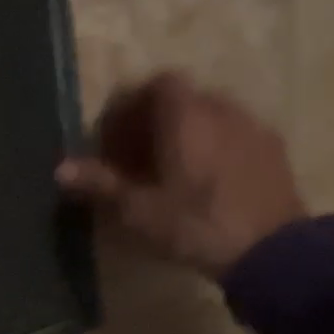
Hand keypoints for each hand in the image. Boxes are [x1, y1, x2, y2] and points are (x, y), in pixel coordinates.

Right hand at [56, 72, 306, 278]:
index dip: (131, 103)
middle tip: (131, 158)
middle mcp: (223, 111)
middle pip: (184, 99)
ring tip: (166, 172)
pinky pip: (233, 135)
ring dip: (184, 134)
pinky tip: (201, 183)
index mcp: (187, 118)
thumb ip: (100, 183)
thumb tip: (60, 168)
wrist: (271, 250)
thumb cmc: (194, 225)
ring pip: (210, 116)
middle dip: (154, 121)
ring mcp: (253, 128)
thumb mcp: (136, 210)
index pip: (159, 83)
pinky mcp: (273, 151)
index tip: (112, 136)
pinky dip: (211, 147)